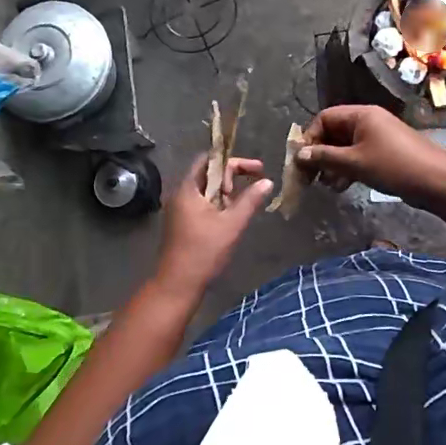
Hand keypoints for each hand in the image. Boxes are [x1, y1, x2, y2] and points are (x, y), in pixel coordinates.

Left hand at [152, 153, 273, 293]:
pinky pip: (203, 203)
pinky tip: (231, 217)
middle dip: (233, 177)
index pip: (210, 160)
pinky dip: (219, 204)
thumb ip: (250, 200)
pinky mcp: (182, 222)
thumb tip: (268, 181)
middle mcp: (181, 194)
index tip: (257, 169)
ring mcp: (180, 209)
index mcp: (188, 189)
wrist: (178, 284)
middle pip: (209, 174)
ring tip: (243, 205)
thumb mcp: (232, 224)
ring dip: (227, 193)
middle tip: (251, 189)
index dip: (234, 161)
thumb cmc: (204, 251)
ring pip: (207, 190)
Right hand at [297, 105, 445, 200]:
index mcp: (361, 115)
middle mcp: (368, 121)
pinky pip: (358, 157)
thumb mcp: (354, 162)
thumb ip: (325, 157)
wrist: (434, 180)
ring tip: (328, 185)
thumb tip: (300, 155)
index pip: (325, 118)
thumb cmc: (392, 165)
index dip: (311, 137)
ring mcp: (378, 138)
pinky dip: (348, 169)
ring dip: (333, 164)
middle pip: (334, 132)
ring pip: (346, 147)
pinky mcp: (385, 154)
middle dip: (321, 154)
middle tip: (311, 177)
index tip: (303, 160)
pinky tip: (342, 187)